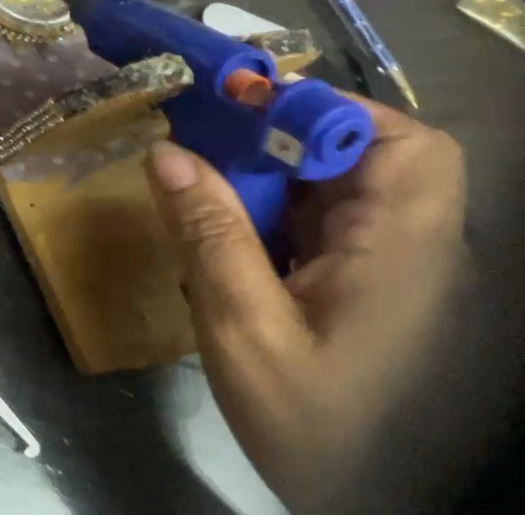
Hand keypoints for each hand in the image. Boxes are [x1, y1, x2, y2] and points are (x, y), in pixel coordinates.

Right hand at [147, 97, 466, 507]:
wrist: (373, 506)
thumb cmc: (316, 423)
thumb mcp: (245, 330)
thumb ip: (211, 235)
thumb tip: (169, 151)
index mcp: (400, 254)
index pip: (403, 146)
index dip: (326, 108)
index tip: (239, 102)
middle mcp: (408, 250)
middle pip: (367, 155)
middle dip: (279, 133)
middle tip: (200, 132)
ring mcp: (388, 270)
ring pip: (336, 185)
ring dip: (264, 168)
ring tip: (194, 173)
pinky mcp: (362, 288)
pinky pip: (318, 220)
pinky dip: (265, 205)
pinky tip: (218, 224)